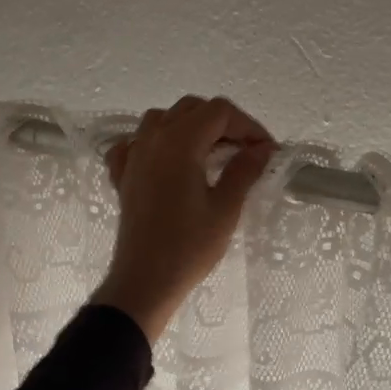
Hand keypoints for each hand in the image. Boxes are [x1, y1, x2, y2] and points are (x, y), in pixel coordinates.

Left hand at [90, 95, 277, 342]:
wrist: (145, 280)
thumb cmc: (189, 247)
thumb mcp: (225, 209)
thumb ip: (243, 171)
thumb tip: (261, 149)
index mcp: (180, 142)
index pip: (219, 112)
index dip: (248, 125)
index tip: (266, 150)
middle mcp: (153, 139)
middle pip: (192, 109)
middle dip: (223, 123)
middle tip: (246, 151)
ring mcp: (133, 156)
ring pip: (162, 120)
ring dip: (190, 127)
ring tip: (210, 153)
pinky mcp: (123, 177)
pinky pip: (136, 144)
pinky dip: (155, 144)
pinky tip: (168, 162)